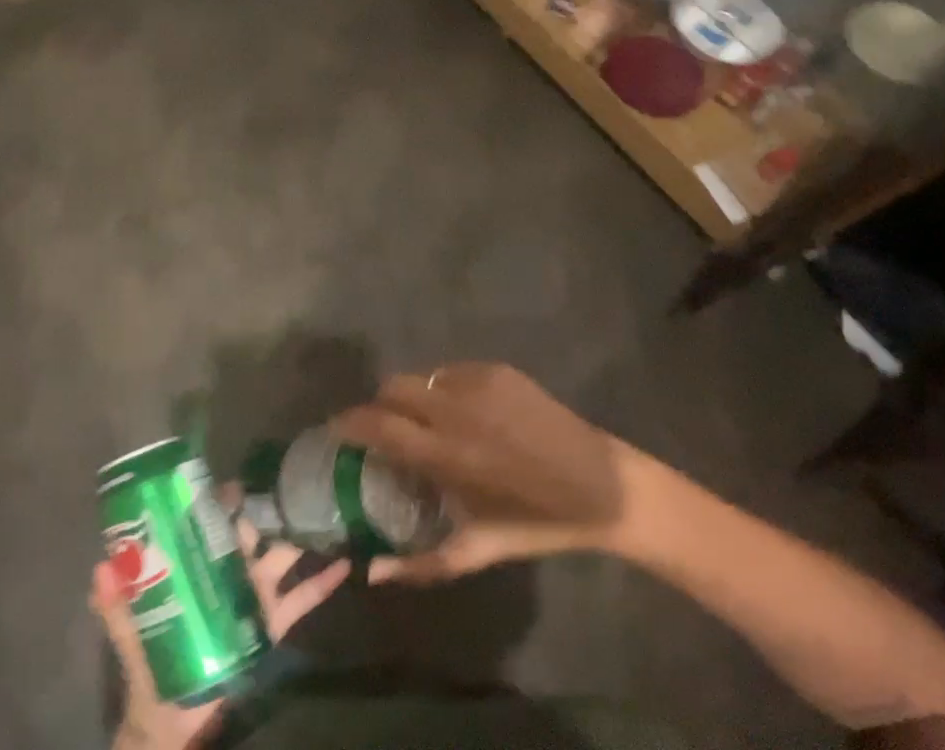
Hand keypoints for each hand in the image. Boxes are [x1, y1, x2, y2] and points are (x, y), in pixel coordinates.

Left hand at [92, 510, 348, 749]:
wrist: (174, 718)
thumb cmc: (152, 669)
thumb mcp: (131, 636)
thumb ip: (116, 607)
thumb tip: (100, 568)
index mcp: (196, 570)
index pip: (207, 526)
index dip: (217, 503)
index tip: (230, 485)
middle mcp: (227, 574)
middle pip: (249, 535)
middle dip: (263, 511)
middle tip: (286, 487)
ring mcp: (253, 596)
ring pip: (280, 558)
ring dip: (299, 537)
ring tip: (322, 512)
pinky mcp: (272, 625)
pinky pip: (301, 600)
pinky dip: (323, 582)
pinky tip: (345, 563)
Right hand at [333, 362, 627, 583]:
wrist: (606, 488)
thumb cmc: (537, 524)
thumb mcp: (478, 549)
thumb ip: (420, 563)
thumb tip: (370, 573)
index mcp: (446, 455)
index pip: (376, 424)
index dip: (348, 423)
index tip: (338, 431)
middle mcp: (455, 411)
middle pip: (391, 388)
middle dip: (380, 405)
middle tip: (386, 429)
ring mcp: (479, 384)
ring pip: (421, 377)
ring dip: (414, 397)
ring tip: (428, 422)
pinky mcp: (500, 371)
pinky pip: (452, 372)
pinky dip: (445, 389)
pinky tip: (464, 414)